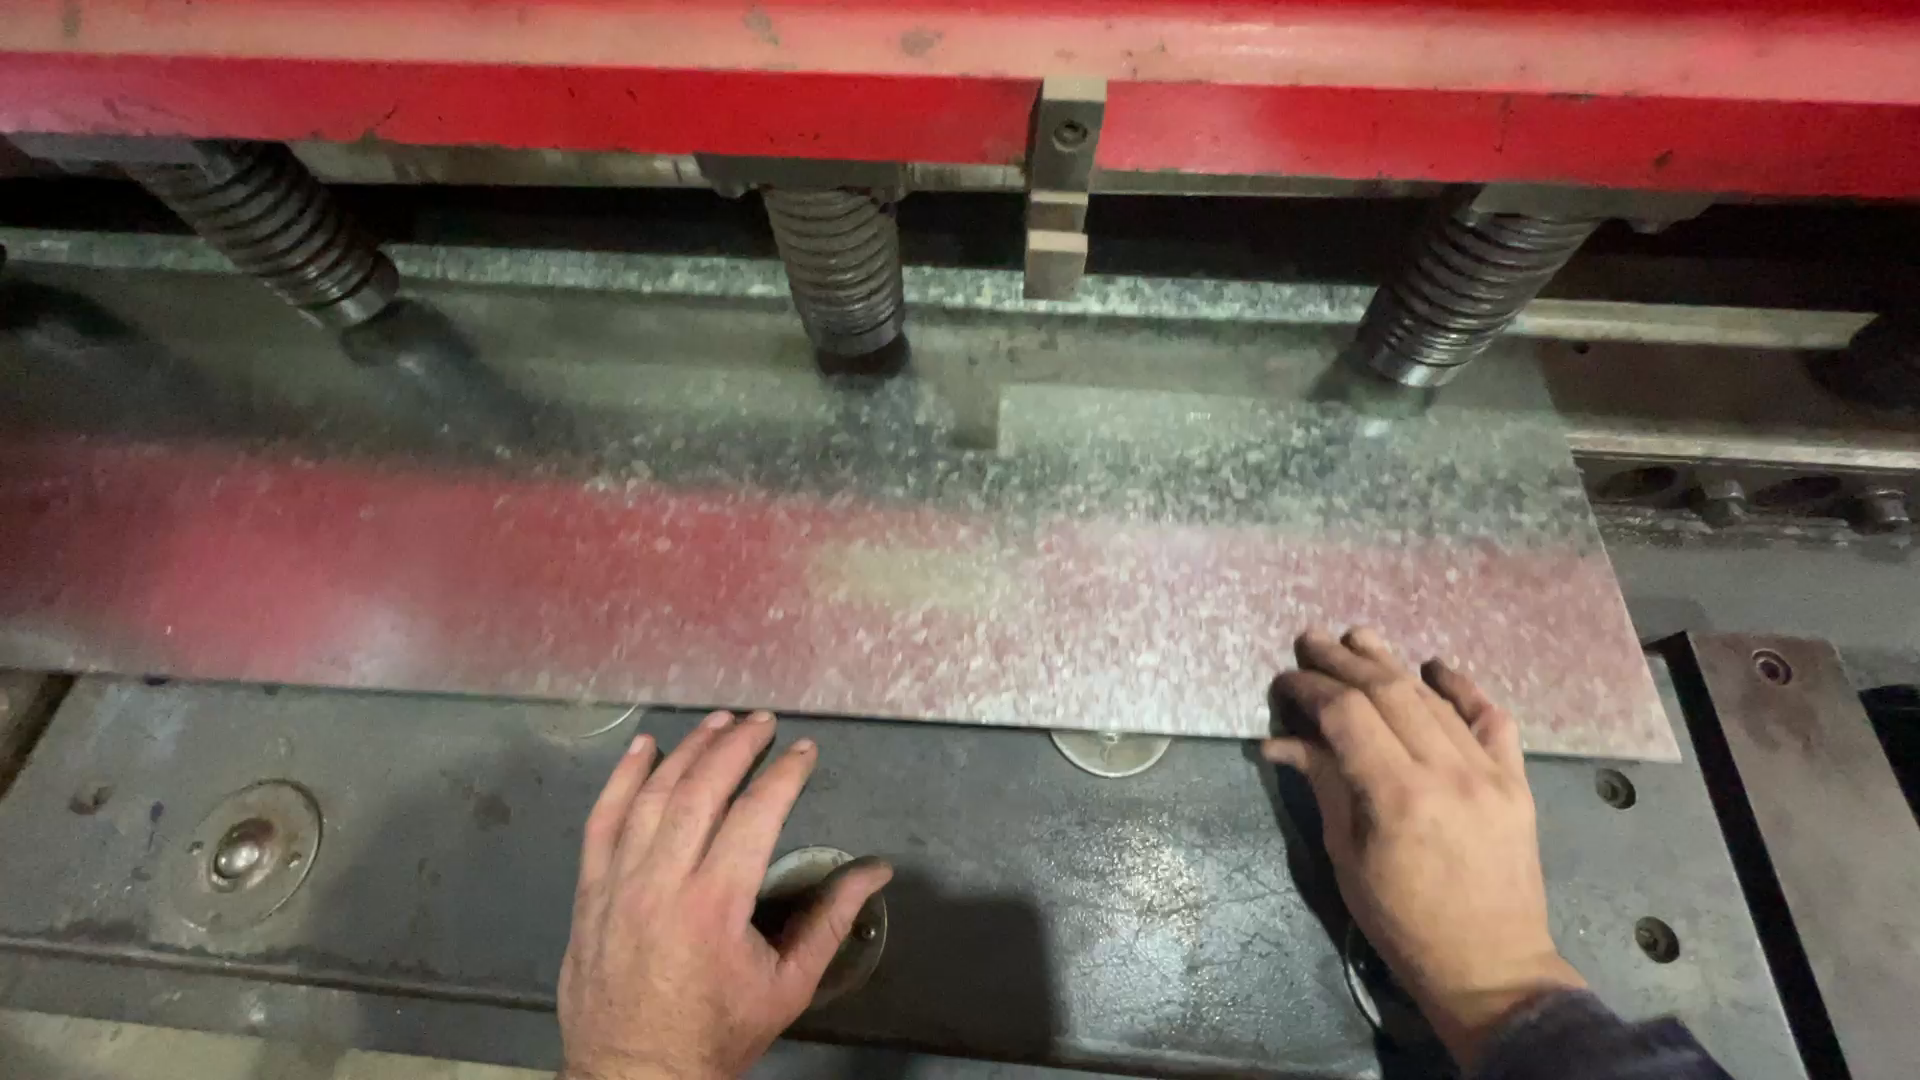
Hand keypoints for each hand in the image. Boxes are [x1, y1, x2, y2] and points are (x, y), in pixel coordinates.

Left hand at [559, 710, 893, 1079]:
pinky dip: (622, 779)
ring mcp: (617, 885)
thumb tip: (877, 869)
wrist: (633, 1079)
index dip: (785, 774)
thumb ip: (832, 918)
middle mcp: (662, 882)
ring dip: (688, 750)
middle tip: (764, 721)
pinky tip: (644, 747)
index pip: (756, 813)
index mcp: (716, 904)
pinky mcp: (589, 893)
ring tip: (719, 721)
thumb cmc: (720, 1032)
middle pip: (701, 791)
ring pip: (652, 796)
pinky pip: (601, 822)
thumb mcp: (789, 985)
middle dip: (737, 745)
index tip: (806, 750)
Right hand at [1261, 628, 1584, 1069]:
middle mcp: (1447, 772)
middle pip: (1388, 692)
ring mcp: (1490, 774)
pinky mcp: (1516, 783)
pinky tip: (1437, 668)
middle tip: (1310, 639)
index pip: (1346, 714)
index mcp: (1397, 795)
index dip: (1310, 687)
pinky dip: (1464, 688)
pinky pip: (1492, 720)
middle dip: (1341, 660)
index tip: (1284, 680)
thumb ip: (1322, 783)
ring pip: (1433, 698)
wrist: (1492, 967)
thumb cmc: (1401, 918)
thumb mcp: (1346, 853)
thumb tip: (1280, 742)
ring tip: (1357, 637)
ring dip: (1390, 663)